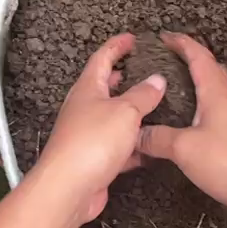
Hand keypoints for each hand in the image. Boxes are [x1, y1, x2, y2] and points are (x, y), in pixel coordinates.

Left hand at [30, 33, 166, 222]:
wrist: (69, 188)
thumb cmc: (92, 143)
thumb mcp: (125, 112)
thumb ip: (143, 95)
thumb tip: (157, 79)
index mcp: (88, 89)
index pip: (102, 58)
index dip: (117, 46)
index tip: (132, 38)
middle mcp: (85, 108)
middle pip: (105, 87)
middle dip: (123, 78)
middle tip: (144, 70)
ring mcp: (88, 134)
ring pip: (113, 118)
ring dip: (132, 112)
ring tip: (156, 106)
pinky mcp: (95, 159)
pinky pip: (118, 146)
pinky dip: (134, 144)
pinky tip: (151, 146)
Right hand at [136, 32, 226, 222]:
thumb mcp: (184, 148)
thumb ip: (157, 138)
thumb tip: (136, 134)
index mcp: (217, 92)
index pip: (199, 56)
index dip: (181, 43)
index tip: (164, 37)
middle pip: (211, 70)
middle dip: (190, 62)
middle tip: (167, 62)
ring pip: (218, 92)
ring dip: (199, 86)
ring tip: (177, 91)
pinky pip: (222, 113)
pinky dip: (205, 109)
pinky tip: (194, 123)